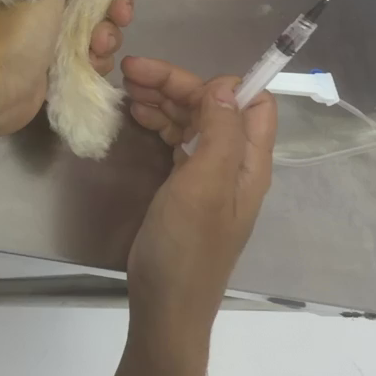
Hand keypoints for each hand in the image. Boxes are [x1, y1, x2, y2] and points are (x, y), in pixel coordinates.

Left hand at [0, 0, 134, 137]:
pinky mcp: (60, 72)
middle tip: (107, 28)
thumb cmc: (21, 29)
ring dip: (105, 45)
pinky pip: (92, 65)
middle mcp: (54, 13)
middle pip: (101, 12)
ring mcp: (57, 44)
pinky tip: (90, 67)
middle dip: (112, 21)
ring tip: (94, 50)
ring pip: (100, 40)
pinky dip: (96, 65)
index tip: (119, 2)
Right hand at [119, 57, 277, 342]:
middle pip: (213, 104)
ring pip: (191, 118)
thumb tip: (225, 83)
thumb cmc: (186, 246)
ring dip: (161, 98)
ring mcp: (207, 173)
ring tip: (124, 89)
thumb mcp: (204, 185)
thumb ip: (221, 132)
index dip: (218, 82)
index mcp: (249, 161)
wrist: (165, 304)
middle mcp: (233, 162)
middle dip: (175, 83)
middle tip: (128, 72)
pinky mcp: (184, 184)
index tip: (171, 76)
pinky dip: (155, 119)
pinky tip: (133, 115)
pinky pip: (175, 137)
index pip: (251, 102)